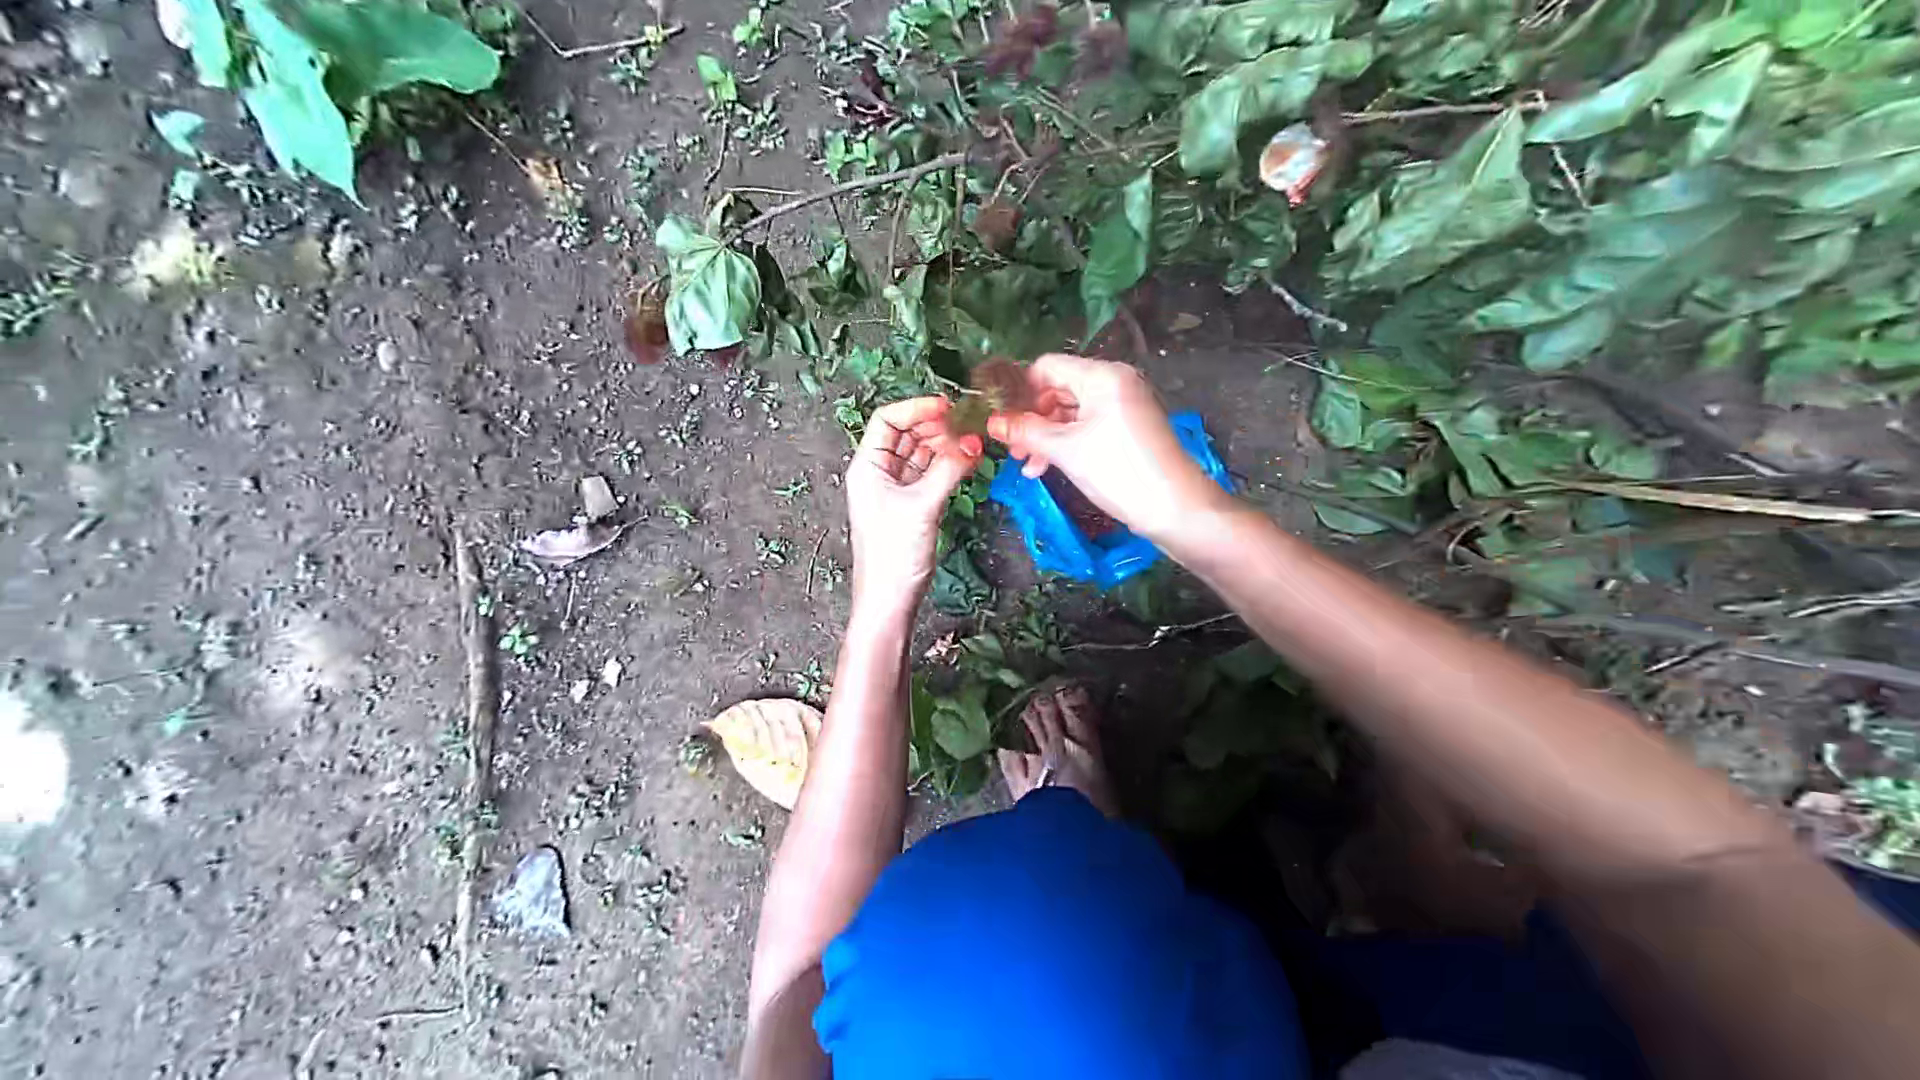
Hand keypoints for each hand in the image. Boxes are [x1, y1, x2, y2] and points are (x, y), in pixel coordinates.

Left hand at [846, 396, 981, 604]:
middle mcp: (879, 473)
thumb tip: (972, 443)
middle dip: (937, 427)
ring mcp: (896, 489)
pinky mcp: (912, 505)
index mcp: (868, 466)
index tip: (947, 407)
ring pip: (922, 454)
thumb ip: (948, 470)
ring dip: (946, 446)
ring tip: (974, 442)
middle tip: (968, 426)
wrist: (890, 600)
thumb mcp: (922, 506)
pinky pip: (930, 475)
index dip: (916, 408)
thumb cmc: (893, 555)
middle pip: (907, 434)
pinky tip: (968, 461)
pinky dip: (948, 466)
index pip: (887, 420)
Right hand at [986, 354, 1228, 543]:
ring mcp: (1122, 406)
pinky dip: (1065, 444)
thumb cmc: (1119, 472)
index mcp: (1103, 376)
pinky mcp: (1126, 429)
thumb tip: (992, 422)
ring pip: (1070, 413)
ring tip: (1026, 464)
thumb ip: (1026, 432)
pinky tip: (1045, 468)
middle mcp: (1114, 382)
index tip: (1000, 417)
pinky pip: (1086, 427)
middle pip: (1058, 389)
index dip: (1020, 390)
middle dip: (1031, 418)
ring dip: (1045, 436)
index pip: (1047, 367)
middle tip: (1011, 448)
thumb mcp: (1066, 450)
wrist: (1175, 508)